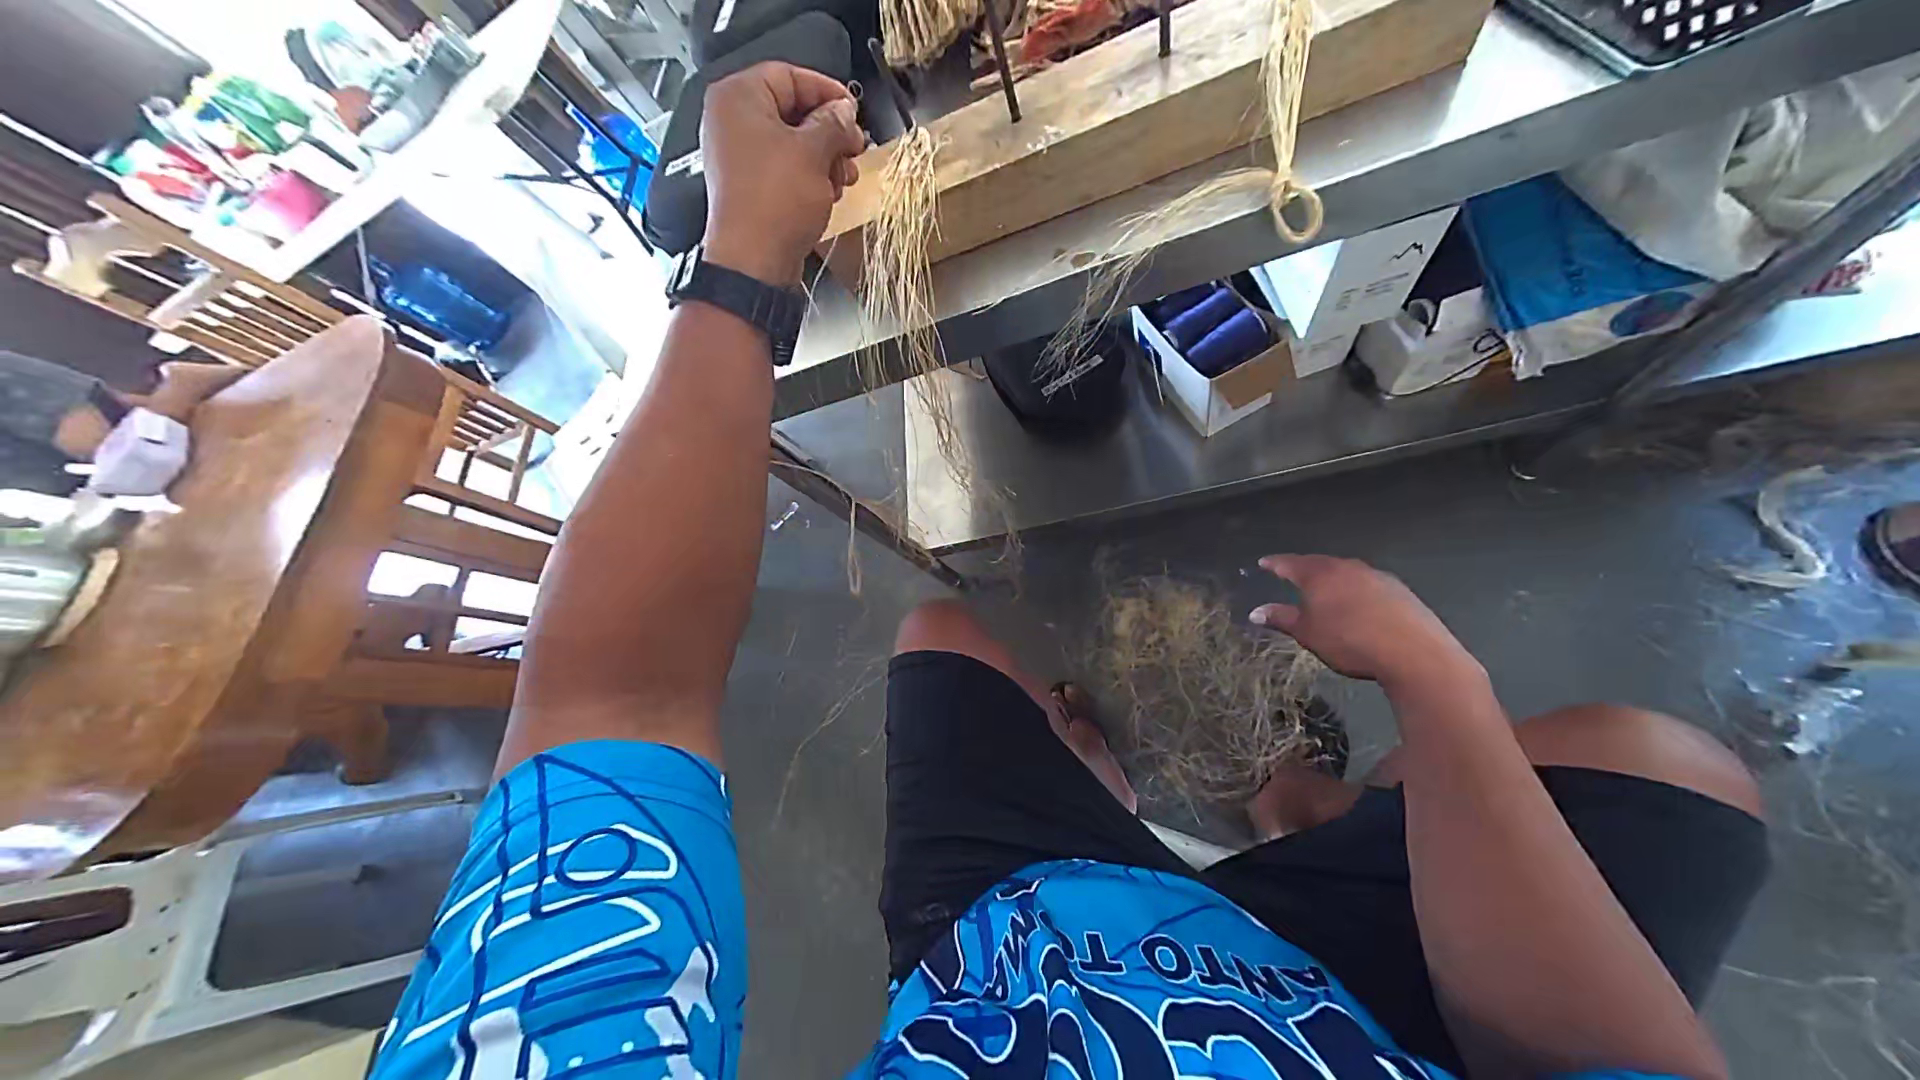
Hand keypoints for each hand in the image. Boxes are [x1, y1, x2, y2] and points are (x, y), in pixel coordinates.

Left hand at [701, 61, 864, 285]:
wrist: (755, 262)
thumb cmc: (775, 203)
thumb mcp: (815, 152)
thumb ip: (834, 123)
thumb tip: (844, 111)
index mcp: (739, 98)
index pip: (789, 76)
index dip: (827, 91)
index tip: (853, 110)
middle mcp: (733, 122)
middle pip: (792, 111)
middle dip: (830, 132)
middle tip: (854, 148)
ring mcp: (740, 157)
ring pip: (793, 144)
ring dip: (825, 158)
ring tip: (845, 177)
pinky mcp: (751, 187)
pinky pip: (785, 170)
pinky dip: (810, 177)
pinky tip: (830, 192)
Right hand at [1249, 554, 1482, 695]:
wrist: (1415, 654)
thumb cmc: (1349, 641)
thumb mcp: (1307, 633)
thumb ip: (1281, 618)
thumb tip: (1255, 612)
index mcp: (1320, 575)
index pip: (1290, 563)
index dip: (1275, 564)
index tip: (1263, 563)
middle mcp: (1347, 568)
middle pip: (1320, 564)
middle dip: (1304, 569)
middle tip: (1291, 575)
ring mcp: (1377, 577)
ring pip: (1346, 572)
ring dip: (1332, 579)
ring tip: (1323, 591)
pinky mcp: (1400, 591)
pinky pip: (1367, 584)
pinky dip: (1355, 590)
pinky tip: (1356, 606)